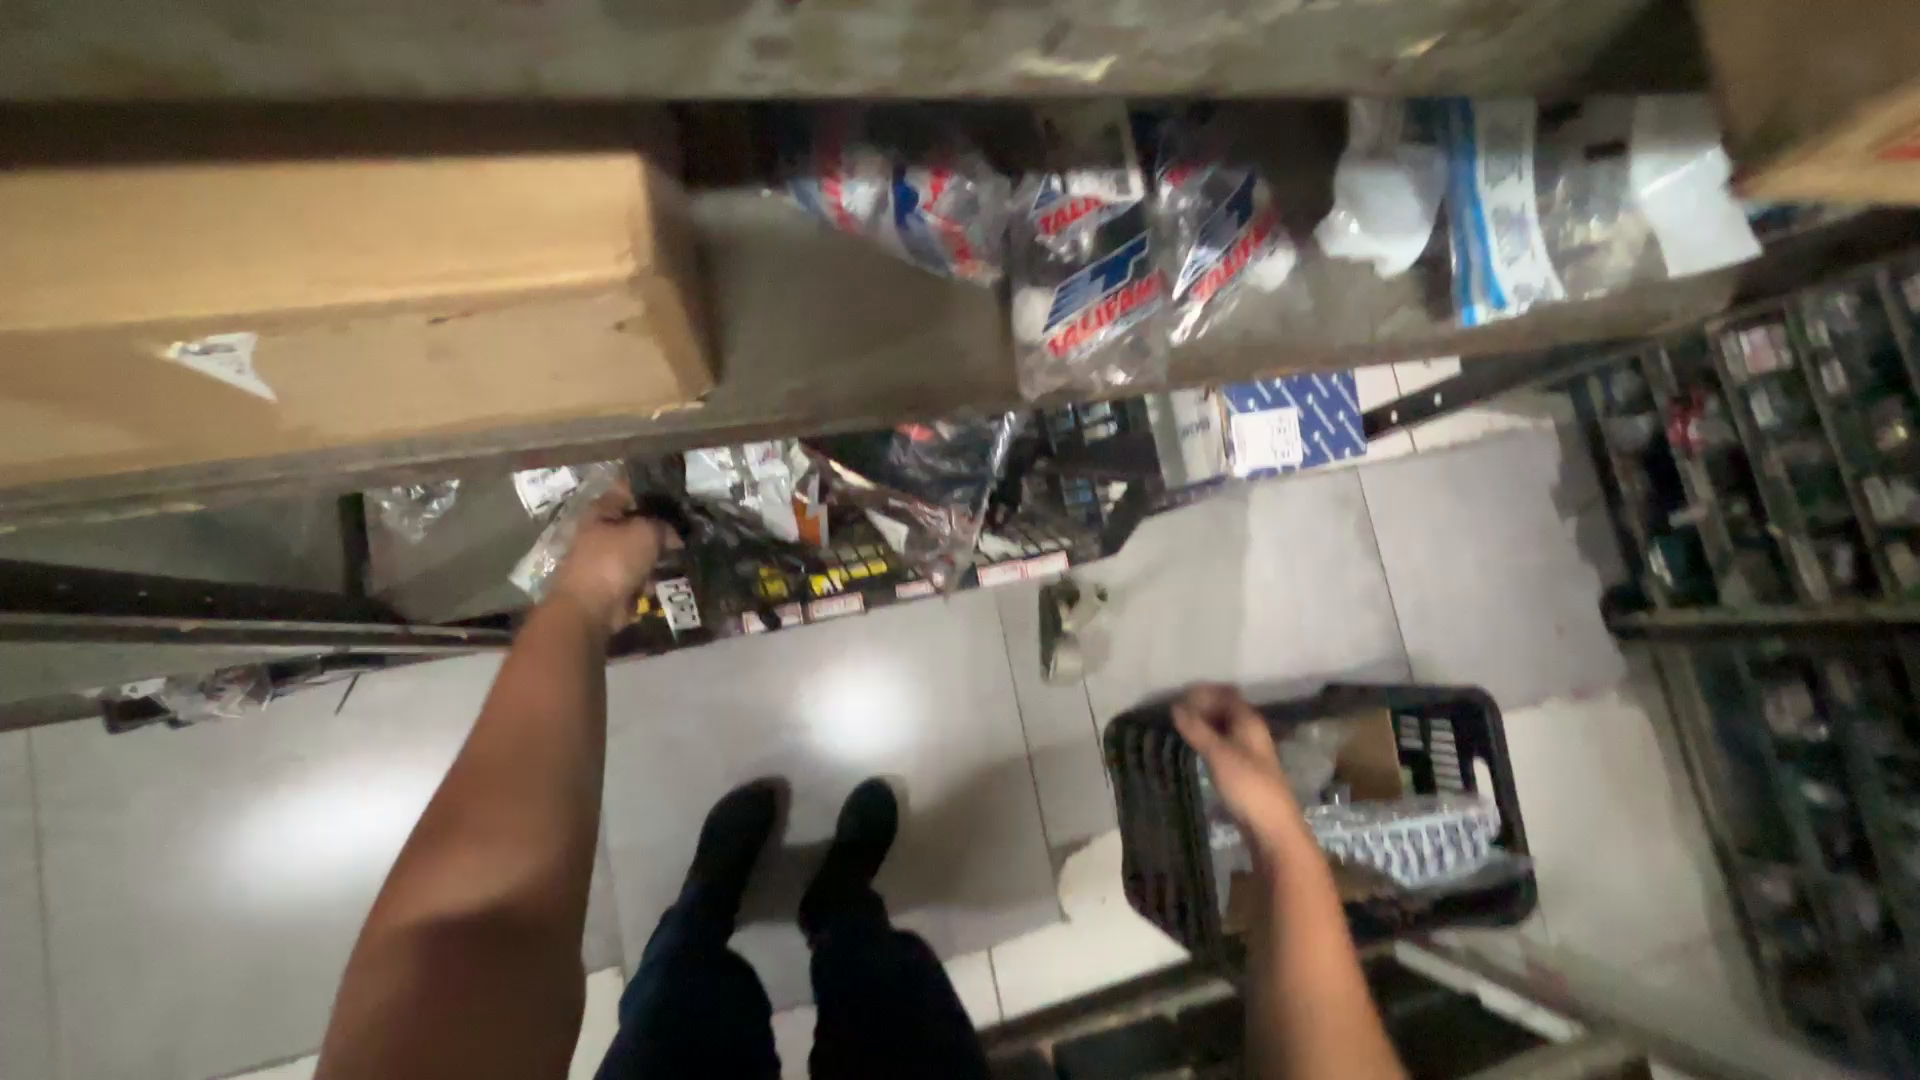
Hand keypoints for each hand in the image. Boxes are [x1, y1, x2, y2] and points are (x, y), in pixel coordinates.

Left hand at [546, 485, 680, 632]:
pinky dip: (654, 577)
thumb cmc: (614, 560)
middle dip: (662, 525)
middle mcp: (602, 531)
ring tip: (684, 554)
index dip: (654, 488)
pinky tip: (670, 578)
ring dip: (660, 554)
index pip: (629, 488)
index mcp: (602, 510)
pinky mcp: (615, 582)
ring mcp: (608, 558)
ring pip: (642, 549)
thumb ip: (664, 525)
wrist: (591, 607)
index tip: (679, 493)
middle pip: (638, 521)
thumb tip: (674, 536)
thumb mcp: (646, 532)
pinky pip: (642, 574)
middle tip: (689, 527)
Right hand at [1173, 684, 1304, 859]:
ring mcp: (1247, 750)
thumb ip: (1197, 729)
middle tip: (1173, 715)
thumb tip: (1175, 707)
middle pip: (1224, 708)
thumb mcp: (1219, 754)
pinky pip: (1221, 744)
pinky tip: (1191, 748)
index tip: (1178, 699)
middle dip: (1200, 707)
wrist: (1272, 827)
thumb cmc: (1248, 785)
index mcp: (1249, 721)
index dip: (1203, 692)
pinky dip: (1205, 741)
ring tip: (1177, 729)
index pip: (1225, 694)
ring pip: (1221, 727)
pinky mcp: (1241, 768)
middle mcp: (1250, 731)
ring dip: (1201, 725)